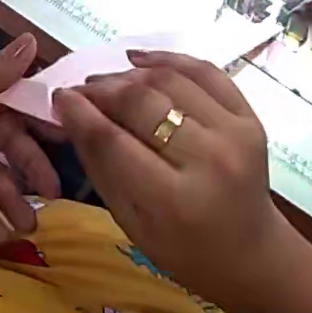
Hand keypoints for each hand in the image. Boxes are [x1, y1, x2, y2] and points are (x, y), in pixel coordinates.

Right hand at [55, 51, 293, 307]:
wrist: (251, 253)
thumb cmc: (183, 249)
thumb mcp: (130, 222)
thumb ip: (100, 165)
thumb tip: (71, 112)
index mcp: (175, 201)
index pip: (114, 141)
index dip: (81, 113)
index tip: (60, 97)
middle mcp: (210, 160)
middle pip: (142, 103)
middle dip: (102, 90)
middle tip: (80, 89)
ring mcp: (236, 133)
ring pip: (170, 80)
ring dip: (129, 74)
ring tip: (106, 80)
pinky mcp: (251, 117)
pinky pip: (204, 71)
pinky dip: (168, 58)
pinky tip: (140, 60)